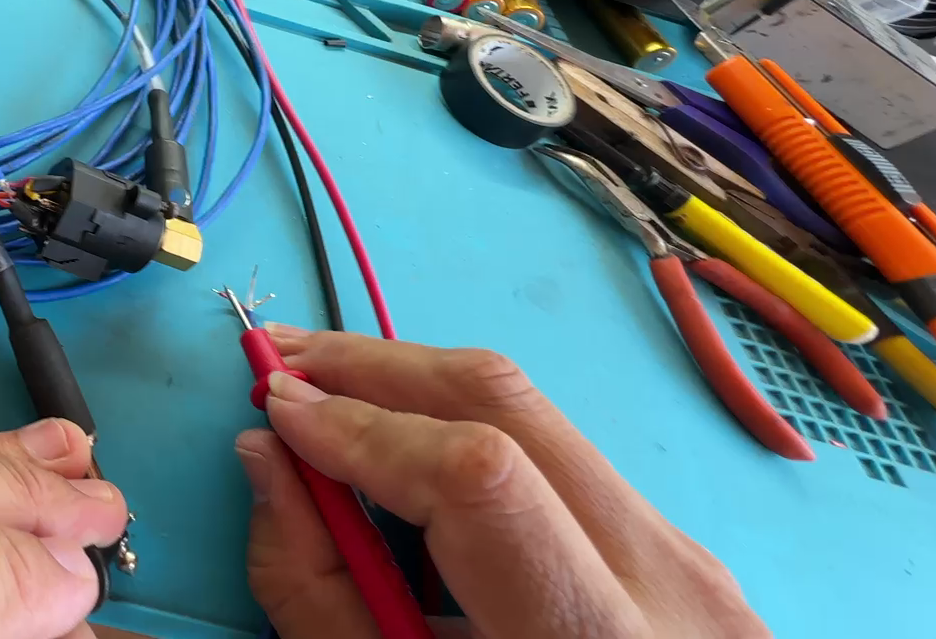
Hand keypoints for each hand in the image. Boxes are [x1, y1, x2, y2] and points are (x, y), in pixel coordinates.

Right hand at [240, 326, 767, 638]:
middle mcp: (663, 575)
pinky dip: (436, 407)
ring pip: (513, 399)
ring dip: (395, 373)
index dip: (361, 428)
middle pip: (497, 398)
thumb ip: (308, 581)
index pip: (476, 477)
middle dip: (365, 363)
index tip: (277, 409)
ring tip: (314, 375)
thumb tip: (260, 449)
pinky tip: (382, 421)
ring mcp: (675, 543)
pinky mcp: (659, 528)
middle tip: (277, 354)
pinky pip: (530, 431)